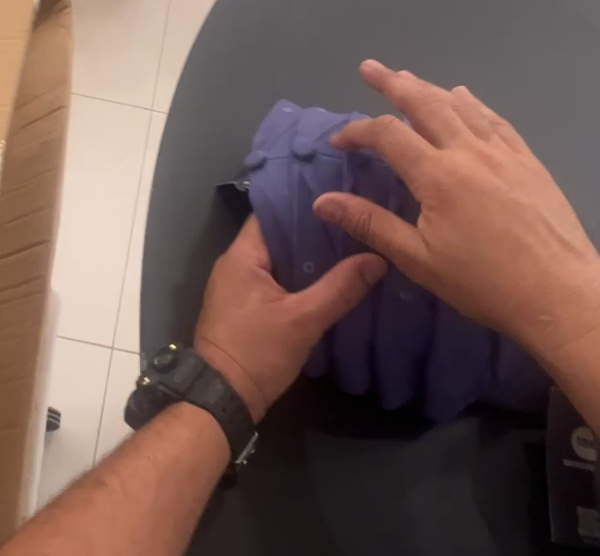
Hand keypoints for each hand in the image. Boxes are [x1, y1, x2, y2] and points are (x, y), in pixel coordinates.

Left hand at [195, 216, 386, 420]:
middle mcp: (235, 263)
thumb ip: (339, 289)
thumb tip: (377, 258)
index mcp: (242, 255)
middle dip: (311, 233)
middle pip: (276, 237)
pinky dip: (295, 279)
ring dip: (304, 258)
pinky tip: (324, 281)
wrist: (222, 398)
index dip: (303, 207)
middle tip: (350, 225)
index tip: (336, 202)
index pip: (272, 214)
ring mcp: (237, 286)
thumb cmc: (256, 351)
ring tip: (345, 248)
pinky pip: (272, 280)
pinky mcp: (243, 306)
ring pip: (276, 260)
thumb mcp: (303, 320)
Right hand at [313, 60, 599, 358]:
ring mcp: (503, 153)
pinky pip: (495, 120)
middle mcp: (468, 152)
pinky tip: (465, 95)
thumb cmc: (486, 284)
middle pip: (424, 102)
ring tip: (407, 77)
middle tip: (369, 67)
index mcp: (437, 175)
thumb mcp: (418, 260)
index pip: (387, 134)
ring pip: (460, 105)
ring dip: (429, 87)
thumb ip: (370, 223)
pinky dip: (473, 103)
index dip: (357, 132)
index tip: (338, 143)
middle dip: (392, 82)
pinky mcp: (529, 162)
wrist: (565, 297)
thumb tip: (322, 202)